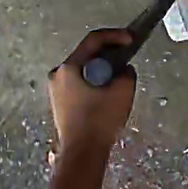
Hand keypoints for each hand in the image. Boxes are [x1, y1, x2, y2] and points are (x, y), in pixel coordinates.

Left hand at [48, 29, 135, 159]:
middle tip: (127, 56)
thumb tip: (123, 70)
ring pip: (84, 70)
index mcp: (69, 67)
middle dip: (109, 54)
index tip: (131, 39)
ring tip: (120, 77)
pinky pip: (80, 83)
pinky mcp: (60, 102)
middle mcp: (58, 74)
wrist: (82, 153)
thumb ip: (126, 73)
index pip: (93, 40)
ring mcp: (56, 89)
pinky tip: (107, 93)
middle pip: (87, 55)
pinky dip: (95, 82)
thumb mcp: (122, 92)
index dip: (115, 36)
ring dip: (103, 70)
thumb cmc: (100, 120)